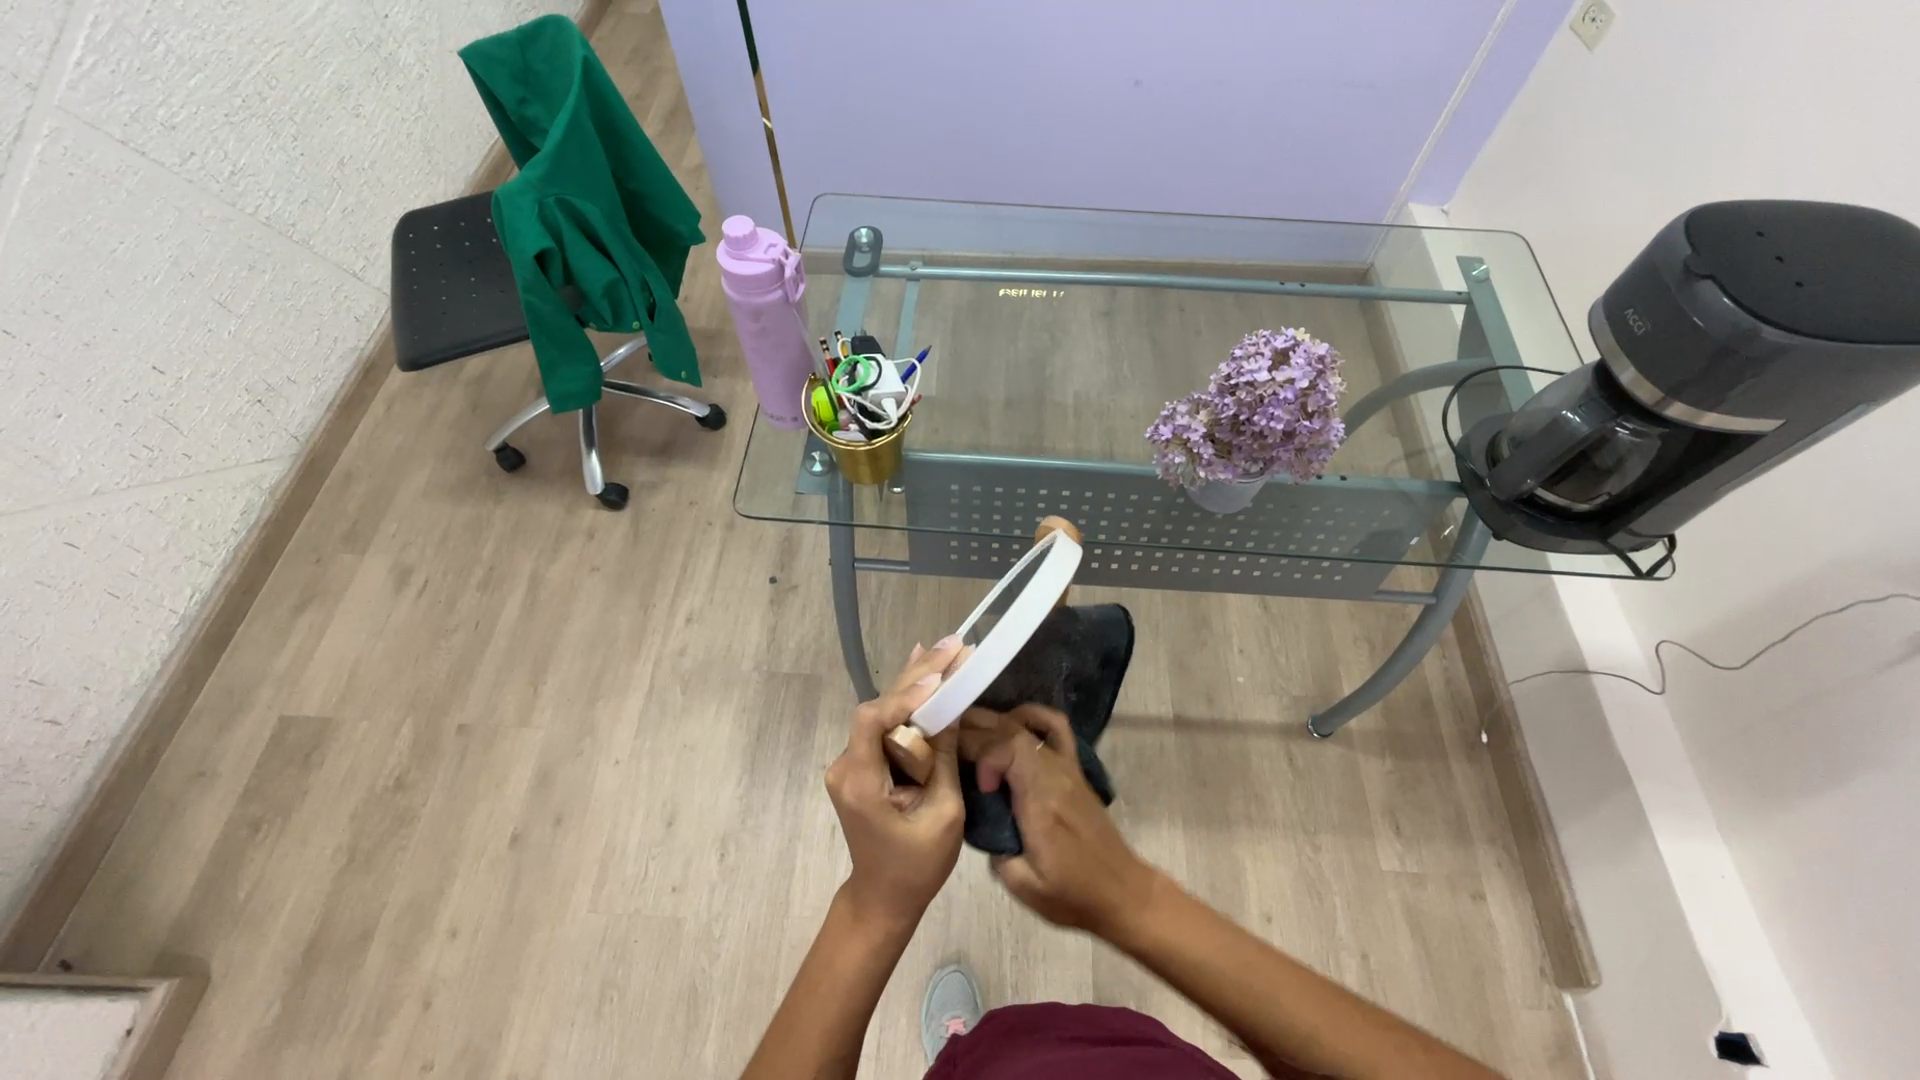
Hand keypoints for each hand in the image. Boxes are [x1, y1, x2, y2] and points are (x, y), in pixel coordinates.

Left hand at [824, 638, 967, 926]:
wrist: (884, 897)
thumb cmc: (917, 865)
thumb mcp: (943, 814)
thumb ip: (943, 760)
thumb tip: (952, 710)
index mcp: (860, 782)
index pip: (874, 721)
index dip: (905, 696)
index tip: (939, 677)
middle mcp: (846, 765)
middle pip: (878, 707)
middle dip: (918, 676)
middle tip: (954, 645)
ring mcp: (850, 763)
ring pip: (882, 711)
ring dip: (915, 682)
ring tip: (945, 648)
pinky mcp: (861, 764)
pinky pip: (883, 725)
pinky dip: (906, 700)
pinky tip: (922, 669)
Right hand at [964, 704, 1161, 936]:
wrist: (1121, 893)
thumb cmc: (1072, 894)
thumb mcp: (1023, 884)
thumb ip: (994, 850)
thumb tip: (978, 823)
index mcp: (1041, 799)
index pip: (1007, 746)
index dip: (981, 755)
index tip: (977, 786)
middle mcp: (1055, 772)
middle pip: (1010, 728)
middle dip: (973, 732)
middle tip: (948, 749)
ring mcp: (1066, 766)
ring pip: (1027, 722)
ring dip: (994, 722)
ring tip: (968, 737)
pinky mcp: (1073, 769)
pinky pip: (1055, 727)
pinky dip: (1030, 717)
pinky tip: (1010, 727)